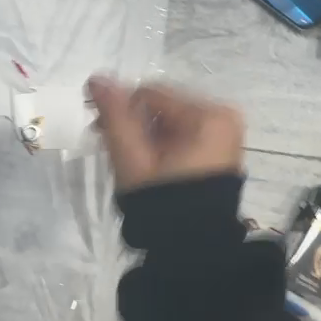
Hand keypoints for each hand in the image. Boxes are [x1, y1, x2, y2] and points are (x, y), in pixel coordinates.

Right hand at [88, 76, 244, 191]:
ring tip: (128, 158)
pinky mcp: (219, 148)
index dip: (118, 108)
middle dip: (131, 122)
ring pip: (168, 120)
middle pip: (161, 106)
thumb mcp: (132, 158)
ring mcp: (224, 133)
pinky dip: (160, 142)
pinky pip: (182, 133)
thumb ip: (114, 116)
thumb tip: (95, 77)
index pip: (149, 93)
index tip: (97, 130)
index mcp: (207, 115)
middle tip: (109, 146)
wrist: (190, 243)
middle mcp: (222, 116)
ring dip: (143, 133)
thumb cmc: (161, 199)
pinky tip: (147, 162)